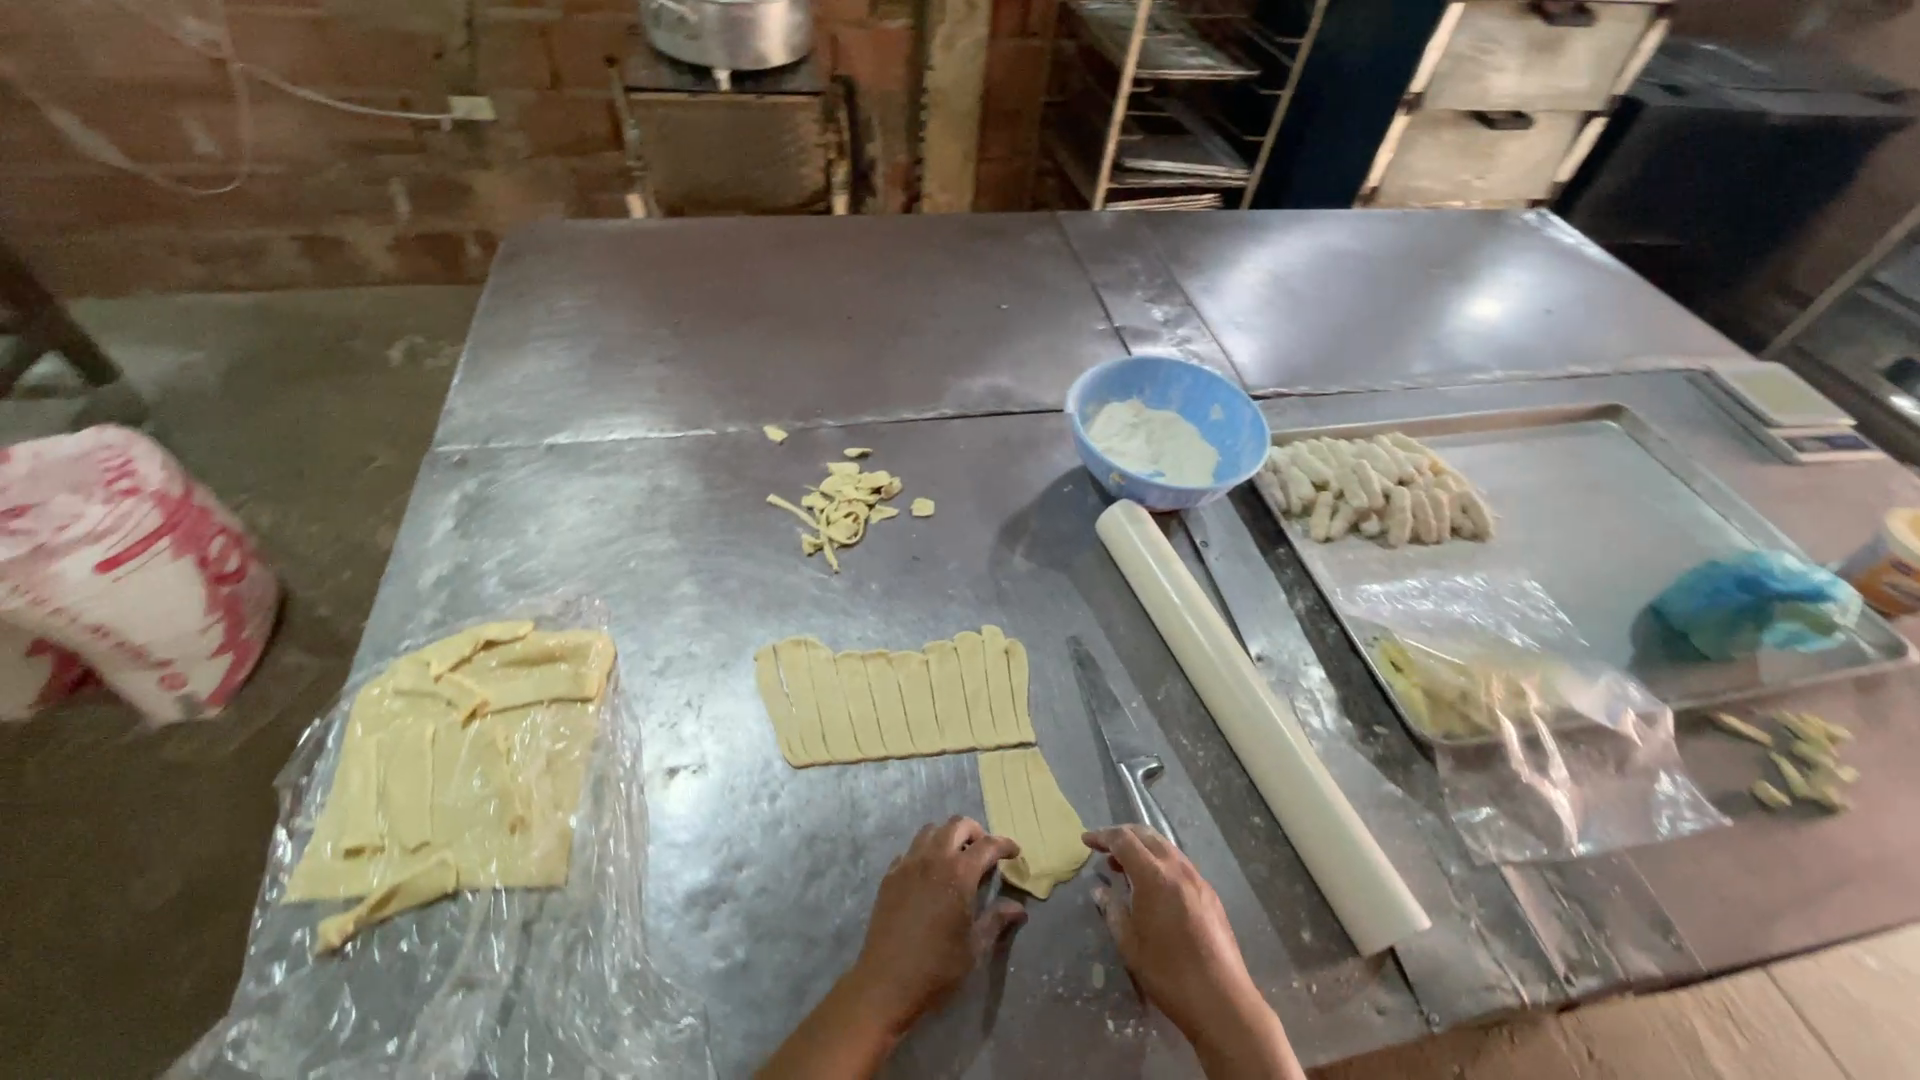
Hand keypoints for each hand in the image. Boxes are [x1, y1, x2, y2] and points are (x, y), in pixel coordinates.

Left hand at [845, 816, 1025, 1032]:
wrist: (887, 982)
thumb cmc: (938, 967)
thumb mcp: (975, 946)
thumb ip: (997, 919)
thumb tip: (1018, 908)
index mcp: (959, 874)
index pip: (988, 845)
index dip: (1005, 845)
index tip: (1014, 852)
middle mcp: (933, 859)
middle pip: (957, 825)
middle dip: (975, 832)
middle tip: (984, 851)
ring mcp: (907, 865)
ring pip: (930, 831)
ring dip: (947, 836)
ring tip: (957, 858)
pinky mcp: (889, 876)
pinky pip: (910, 851)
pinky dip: (924, 852)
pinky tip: (929, 875)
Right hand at [1085, 826, 1300, 1078]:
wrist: (1221, 1000)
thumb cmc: (1168, 973)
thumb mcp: (1129, 944)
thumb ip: (1112, 909)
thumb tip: (1100, 890)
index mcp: (1155, 877)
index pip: (1124, 840)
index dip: (1103, 836)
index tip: (1086, 841)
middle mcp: (1179, 869)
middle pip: (1148, 836)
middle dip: (1123, 835)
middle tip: (1103, 848)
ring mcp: (1198, 881)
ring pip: (1166, 848)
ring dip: (1143, 848)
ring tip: (1123, 867)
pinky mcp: (1210, 895)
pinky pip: (1179, 864)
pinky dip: (1160, 862)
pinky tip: (1152, 886)